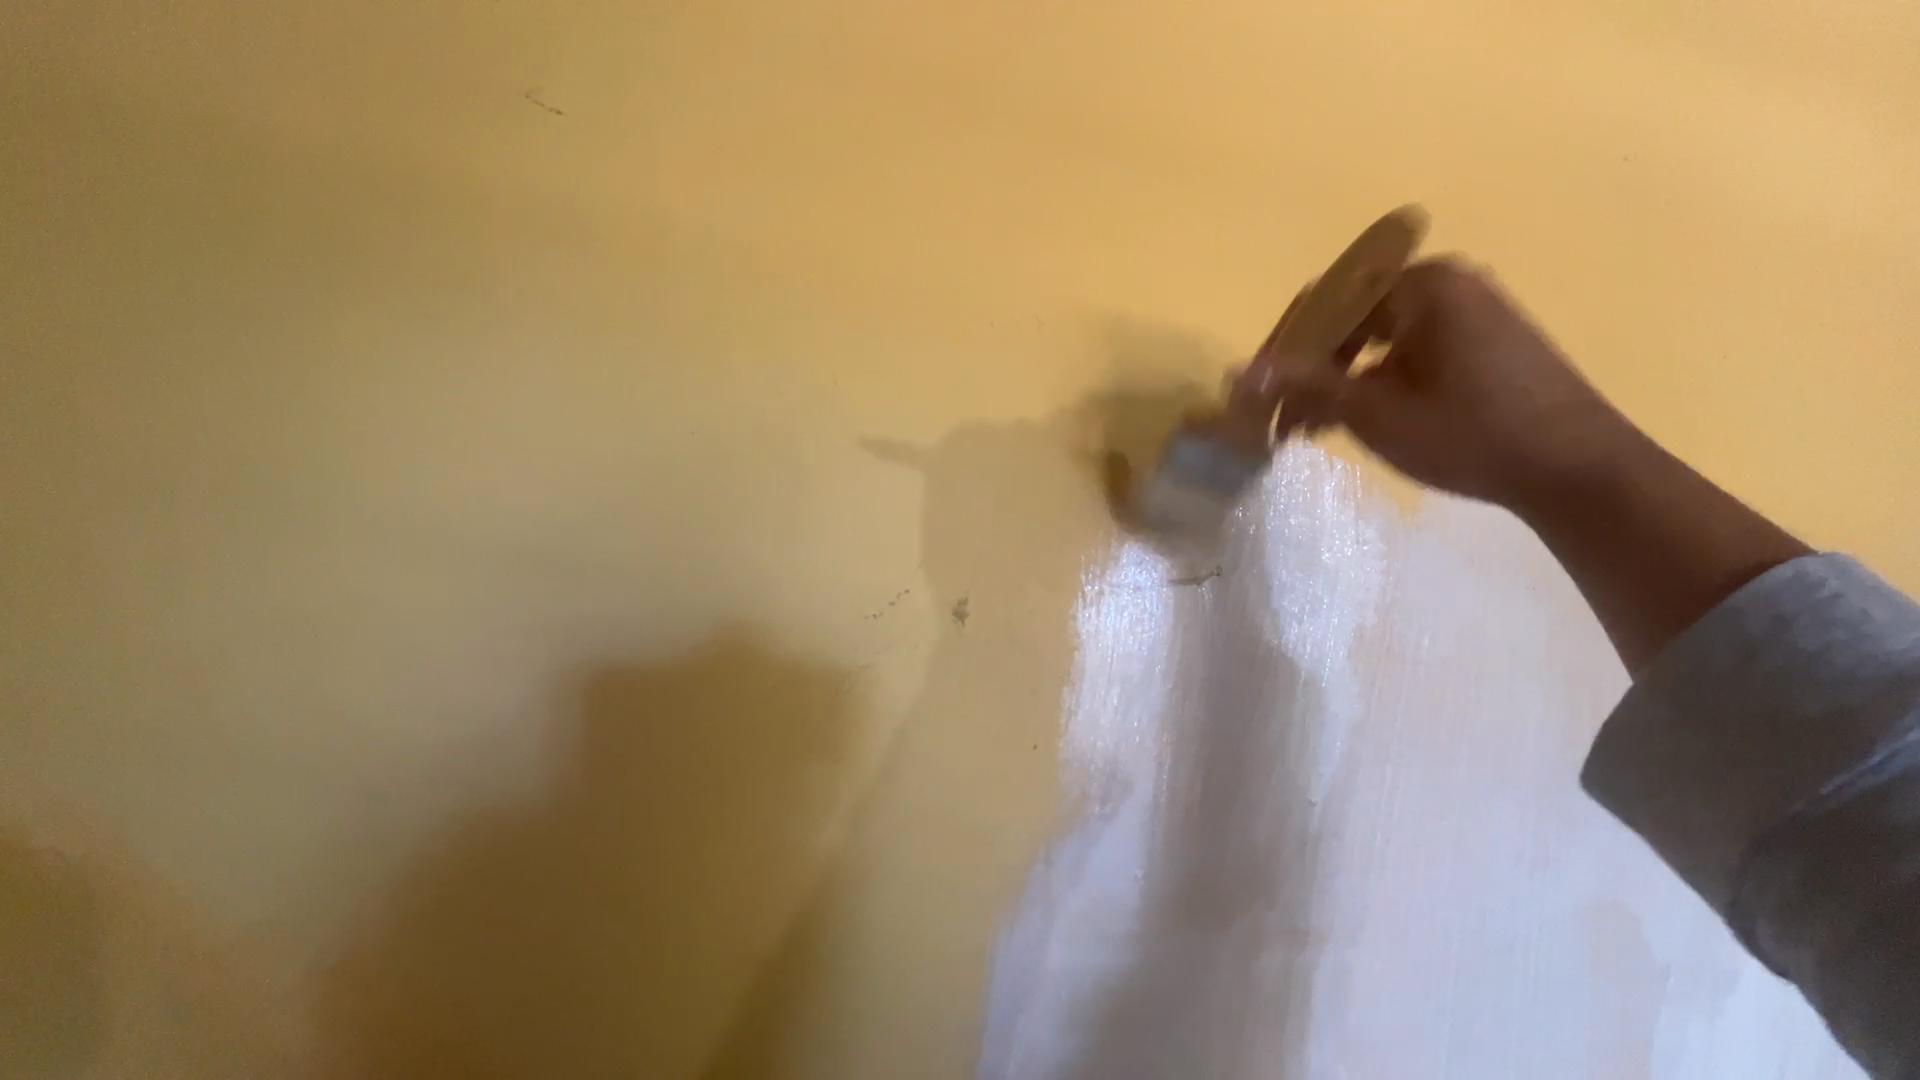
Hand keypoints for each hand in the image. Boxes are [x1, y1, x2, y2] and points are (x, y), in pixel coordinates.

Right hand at [1238, 258, 1640, 510]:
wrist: (1577, 471)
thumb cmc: (1470, 435)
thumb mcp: (1376, 413)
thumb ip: (1306, 385)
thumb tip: (1240, 373)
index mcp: (1422, 285)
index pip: (1325, 303)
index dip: (1281, 349)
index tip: (1254, 395)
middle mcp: (1446, 284)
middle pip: (1348, 318)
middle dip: (1306, 369)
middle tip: (1279, 418)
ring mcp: (1468, 311)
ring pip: (1375, 337)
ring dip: (1334, 380)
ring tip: (1309, 429)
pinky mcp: (1481, 342)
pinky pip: (1405, 349)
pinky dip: (1371, 381)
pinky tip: (1353, 419)